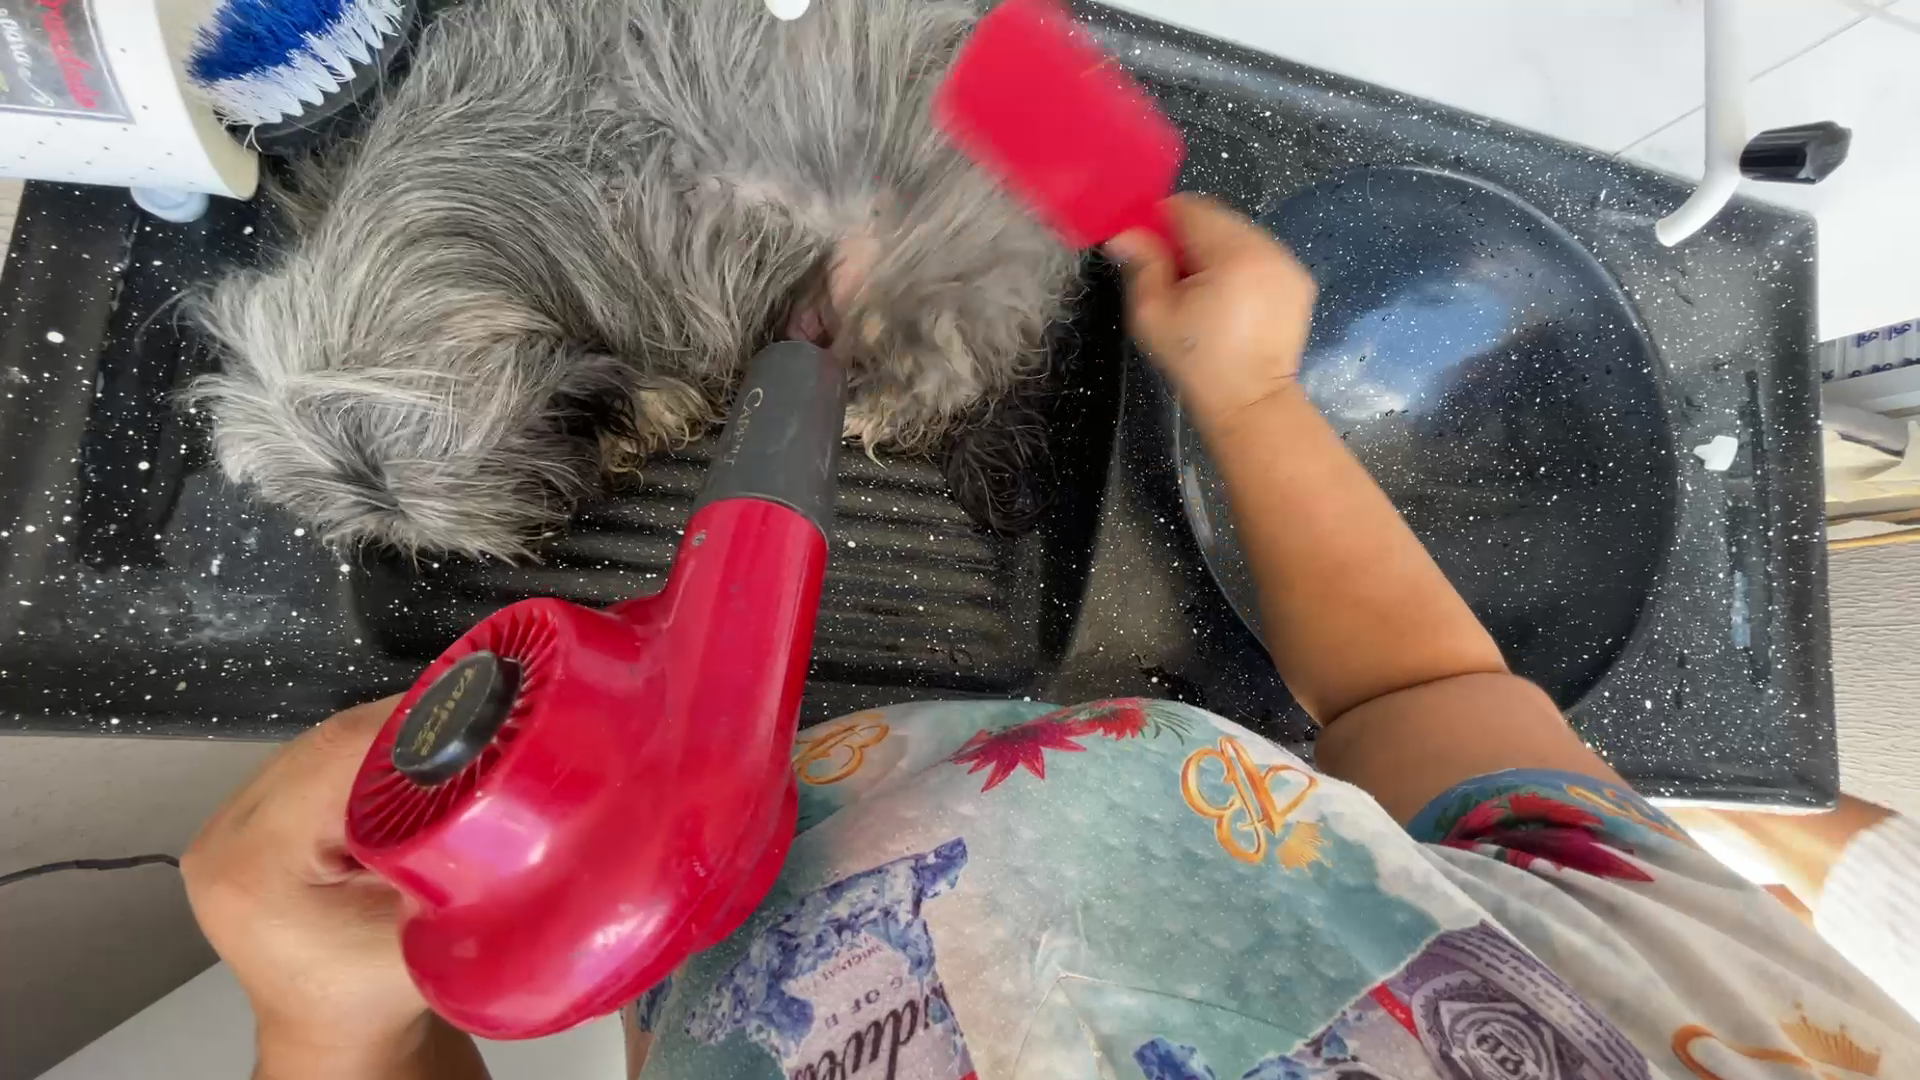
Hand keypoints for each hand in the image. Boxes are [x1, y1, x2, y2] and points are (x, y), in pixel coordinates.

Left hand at [183, 697, 481, 1077]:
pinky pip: (323, 757)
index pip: (342, 752)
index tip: (487, 715)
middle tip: (487, 722)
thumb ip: (456, 853)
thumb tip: (507, 782)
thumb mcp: (429, 926)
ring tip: (461, 739)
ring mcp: (232, 822)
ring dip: (400, 733)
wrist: (335, 1022)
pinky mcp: (253, 817)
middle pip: (334, 737)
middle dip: (418, 722)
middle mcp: (227, 834)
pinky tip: (419, 762)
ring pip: (329, 739)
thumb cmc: (376, 988)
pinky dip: (379, 750)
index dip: (420, 722)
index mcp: (255, 864)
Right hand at [1106, 195, 1316, 433]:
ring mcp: (1288, 264)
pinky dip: (1241, 272)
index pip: (1190, 208)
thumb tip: (1125, 234)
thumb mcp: (1152, 316)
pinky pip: (1261, 259)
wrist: (1249, 402)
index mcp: (1232, 253)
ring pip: (1240, 239)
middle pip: (1217, 220)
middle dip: (1190, 243)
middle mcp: (1268, 248)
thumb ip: (1141, 266)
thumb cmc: (1195, 363)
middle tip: (1174, 282)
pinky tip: (1230, 307)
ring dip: (1216, 257)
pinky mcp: (1299, 283)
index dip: (1161, 223)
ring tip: (1203, 298)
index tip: (1147, 250)